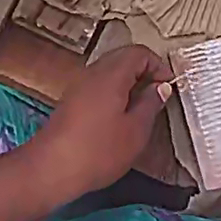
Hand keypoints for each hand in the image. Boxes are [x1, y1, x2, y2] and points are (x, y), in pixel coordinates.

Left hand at [21, 45, 173, 199]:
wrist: (51, 168)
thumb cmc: (98, 151)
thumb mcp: (135, 131)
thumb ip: (150, 104)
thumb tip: (161, 86)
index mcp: (111, 74)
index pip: (139, 52)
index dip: (158, 65)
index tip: (169, 86)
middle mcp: (93, 72)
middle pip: (123, 57)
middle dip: (144, 71)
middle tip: (159, 95)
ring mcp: (79, 84)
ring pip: (110, 70)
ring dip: (129, 81)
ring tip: (142, 107)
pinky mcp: (71, 99)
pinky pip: (98, 83)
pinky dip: (114, 90)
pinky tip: (120, 115)